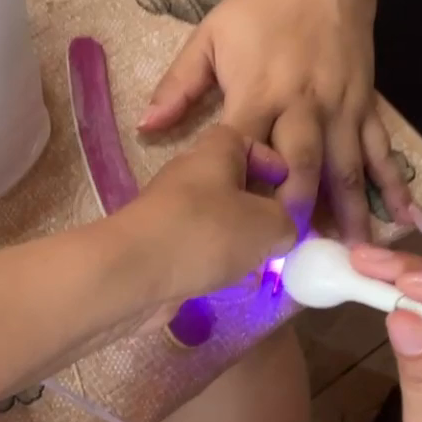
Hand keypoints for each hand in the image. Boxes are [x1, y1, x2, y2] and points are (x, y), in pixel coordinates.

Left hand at [111, 124, 300, 302]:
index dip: (270, 159)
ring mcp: (166, 213)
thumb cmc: (206, 233)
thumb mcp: (268, 224)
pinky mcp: (155, 246)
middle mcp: (186, 176)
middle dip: (254, 206)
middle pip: (227, 182)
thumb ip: (284, 223)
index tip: (289, 188)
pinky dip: (211, 262)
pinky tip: (227, 282)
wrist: (133, 272)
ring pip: (210, 219)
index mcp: (213, 153)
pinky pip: (192, 249)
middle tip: (278, 232)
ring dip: (234, 239)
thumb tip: (280, 231)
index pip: (242, 139)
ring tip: (259, 262)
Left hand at [138, 0, 414, 244]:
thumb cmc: (258, 10)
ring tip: (356, 254)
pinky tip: (408, 217)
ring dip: (351, 211)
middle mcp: (303, 105)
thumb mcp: (207, 38)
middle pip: (303, 162)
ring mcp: (340, 107)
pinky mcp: (366, 106)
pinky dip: (394, 185)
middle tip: (299, 251)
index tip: (237, 228)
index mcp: (258, 93)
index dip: (244, 186)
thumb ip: (178, 85)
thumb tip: (145, 126)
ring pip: (347, 165)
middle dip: (301, 207)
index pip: (248, 146)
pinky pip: (382, 150)